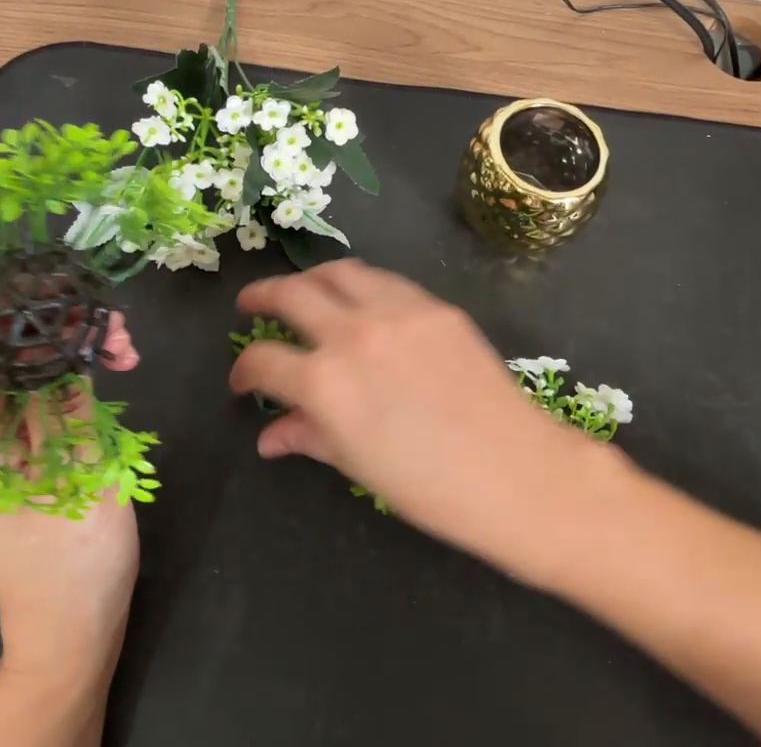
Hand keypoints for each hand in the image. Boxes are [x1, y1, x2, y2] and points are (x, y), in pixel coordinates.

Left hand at [0, 314, 139, 688]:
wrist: (76, 623)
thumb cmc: (71, 560)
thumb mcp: (75, 475)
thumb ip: (64, 405)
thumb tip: (58, 339)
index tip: (37, 287)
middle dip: (53, 324)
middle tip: (111, 322)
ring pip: (27, 366)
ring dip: (74, 345)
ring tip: (126, 346)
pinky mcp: (26, 445)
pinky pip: (43, 392)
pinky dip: (77, 373)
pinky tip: (118, 364)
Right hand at [229, 260, 621, 584]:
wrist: (516, 472)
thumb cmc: (429, 487)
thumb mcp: (357, 465)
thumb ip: (308, 437)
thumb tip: (270, 436)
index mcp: (325, 382)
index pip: (263, 361)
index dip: (244, 371)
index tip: (244, 382)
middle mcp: (354, 333)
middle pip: (291, 294)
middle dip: (261, 297)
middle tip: (251, 307)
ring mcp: (398, 312)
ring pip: (339, 272)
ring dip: (310, 279)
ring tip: (301, 290)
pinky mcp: (435, 306)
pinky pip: (385, 281)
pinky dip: (360, 285)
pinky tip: (360, 302)